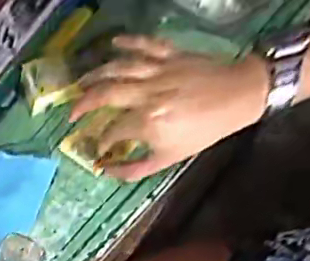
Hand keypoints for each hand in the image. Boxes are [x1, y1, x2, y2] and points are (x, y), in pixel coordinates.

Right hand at [70, 36, 269, 182]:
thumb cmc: (201, 133)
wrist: (238, 97)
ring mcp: (160, 71)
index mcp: (148, 122)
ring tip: (81, 83)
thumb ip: (132, 169)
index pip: (112, 131)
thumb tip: (106, 169)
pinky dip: (128, 42)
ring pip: (120, 67)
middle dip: (83, 104)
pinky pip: (146, 44)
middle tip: (71, 114)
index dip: (101, 143)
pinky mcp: (172, 55)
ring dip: (96, 74)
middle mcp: (149, 94)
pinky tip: (112, 45)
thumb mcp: (166, 160)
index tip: (97, 150)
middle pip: (107, 94)